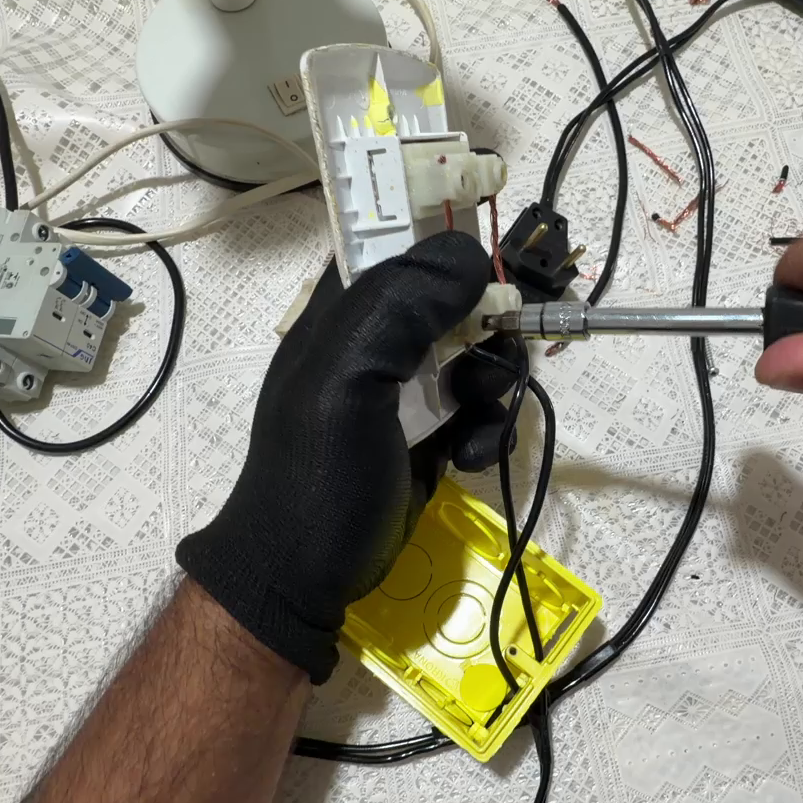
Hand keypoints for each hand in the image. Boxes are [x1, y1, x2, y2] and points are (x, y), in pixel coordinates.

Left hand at [177, 232, 511, 681]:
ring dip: (494, 390)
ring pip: (480, 356)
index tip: (492, 242)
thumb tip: (469, 254)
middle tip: (496, 361)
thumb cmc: (316, 474)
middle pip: (458, 299)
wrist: (307, 574)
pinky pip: (481, 411)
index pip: (396, 238)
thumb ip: (400, 309)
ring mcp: (408, 389)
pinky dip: (487, 433)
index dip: (445, 228)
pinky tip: (467, 459)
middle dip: (490, 329)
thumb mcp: (345, 382)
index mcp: (346, 312)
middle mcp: (380, 340)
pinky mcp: (431, 431)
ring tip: (476, 427)